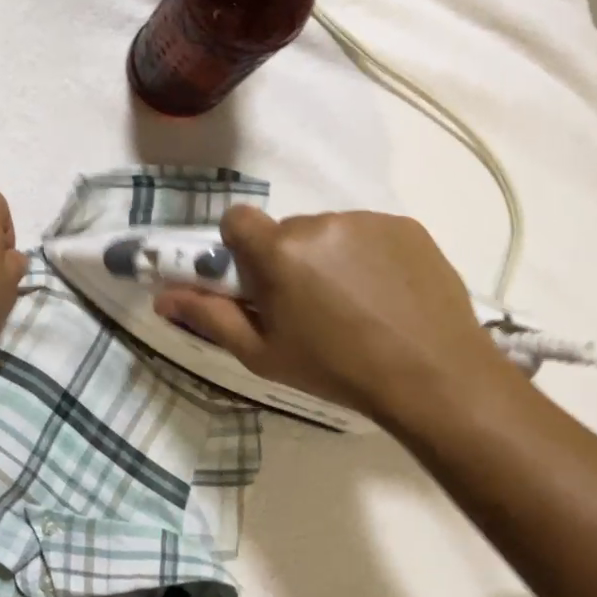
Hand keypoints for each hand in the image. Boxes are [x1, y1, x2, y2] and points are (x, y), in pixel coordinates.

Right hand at [152, 206, 512, 420]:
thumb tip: (160, 296)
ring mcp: (367, 220)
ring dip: (329, 257)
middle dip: (288, 259)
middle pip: (285, 230)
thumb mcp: (262, 353)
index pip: (237, 219)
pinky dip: (369, 256)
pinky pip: (368, 232)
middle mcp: (318, 222)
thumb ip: (208, 316)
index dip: (240, 248)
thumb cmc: (336, 370)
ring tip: (355, 304)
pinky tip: (387, 295)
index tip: (257, 282)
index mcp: (277, 251)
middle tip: (309, 307)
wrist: (436, 377)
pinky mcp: (406, 225)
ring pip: (328, 231)